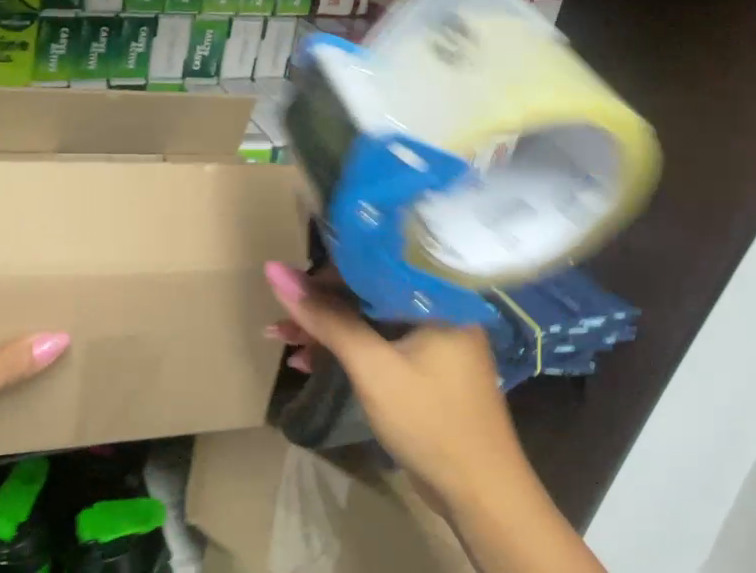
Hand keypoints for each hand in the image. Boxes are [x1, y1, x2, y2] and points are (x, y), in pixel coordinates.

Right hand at [263, 261, 517, 503]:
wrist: (480, 494)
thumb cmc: (430, 421)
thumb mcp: (372, 367)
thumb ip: (327, 318)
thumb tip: (275, 271)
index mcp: (437, 296)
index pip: (373, 262)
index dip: (327, 271)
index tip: (287, 282)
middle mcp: (438, 308)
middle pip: (367, 291)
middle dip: (319, 305)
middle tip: (279, 321)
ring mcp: (432, 339)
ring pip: (368, 318)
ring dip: (326, 329)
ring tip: (281, 341)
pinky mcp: (424, 366)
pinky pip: (377, 342)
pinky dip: (345, 349)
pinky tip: (308, 362)